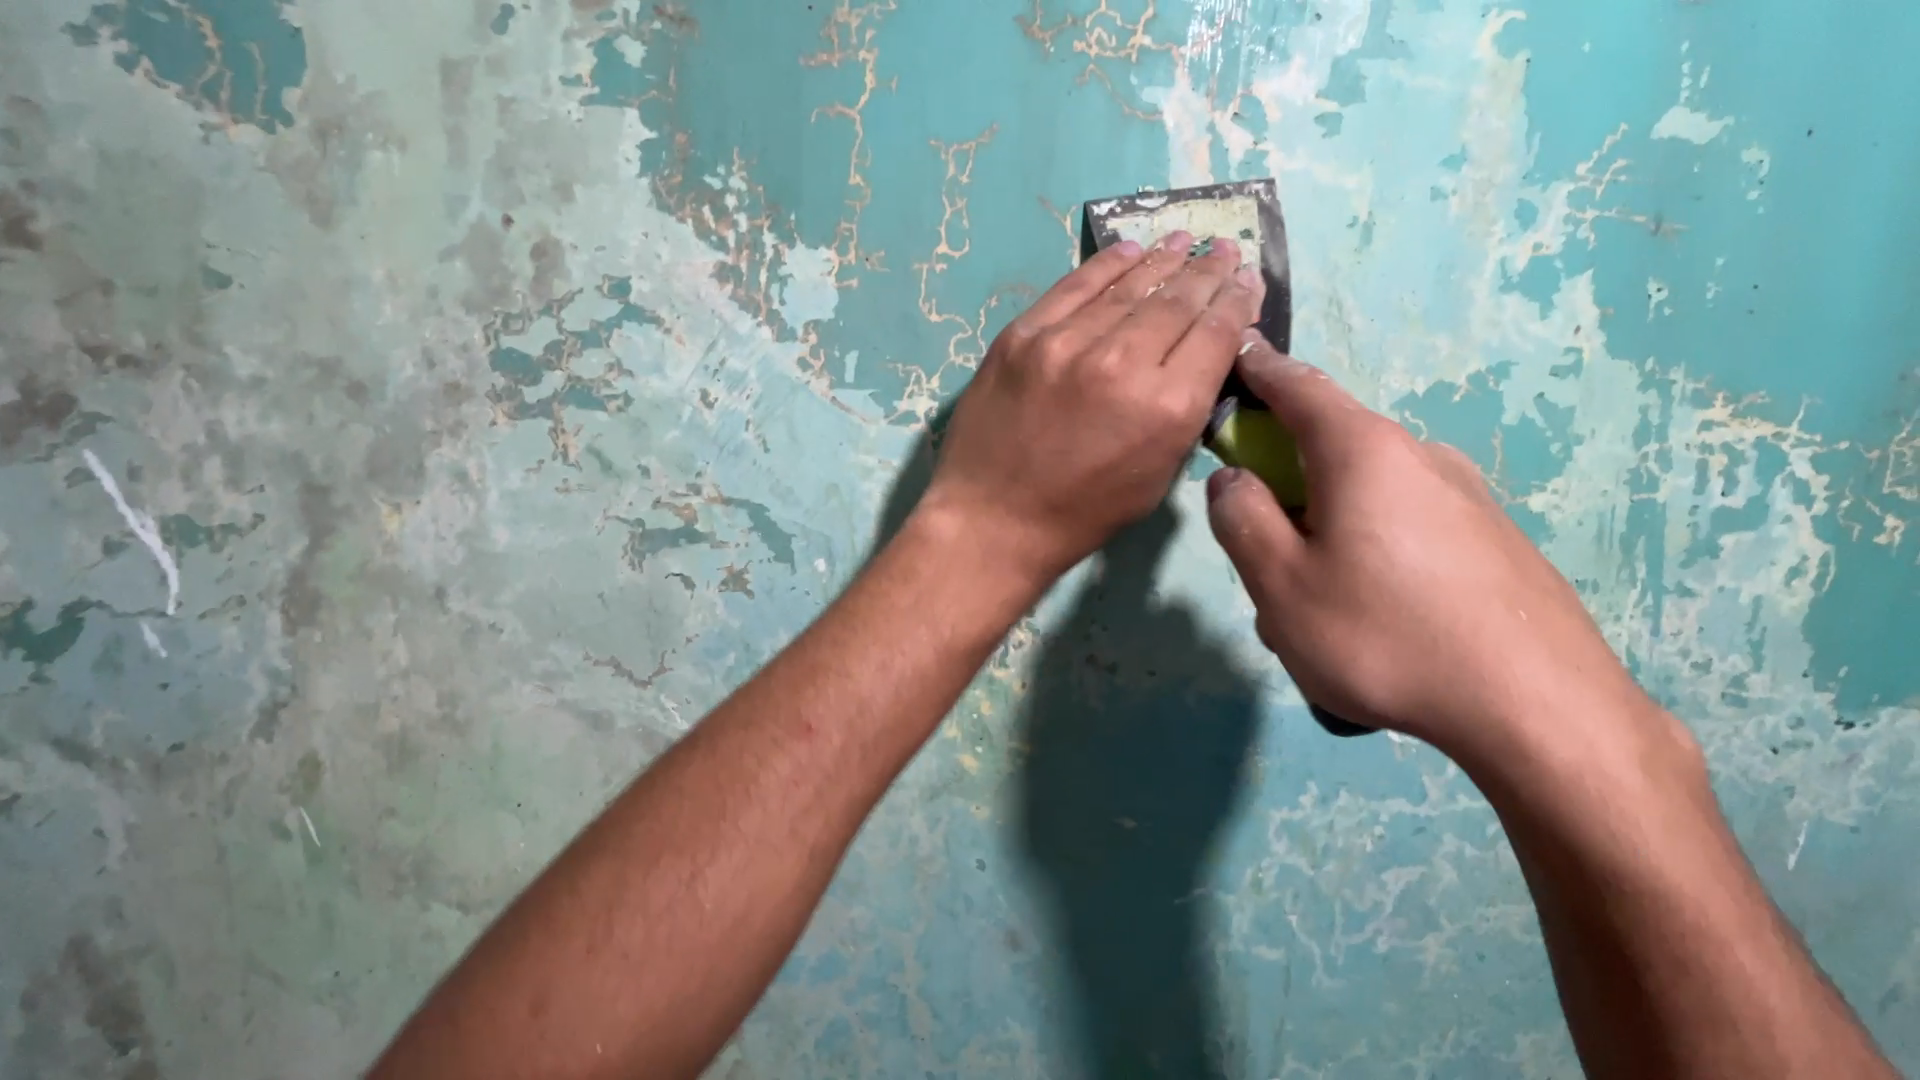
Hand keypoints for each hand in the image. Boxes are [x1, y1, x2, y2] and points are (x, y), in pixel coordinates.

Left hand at [917, 231, 1263, 582]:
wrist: (992, 518)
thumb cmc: (1082, 513)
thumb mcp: (1157, 478)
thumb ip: (1186, 412)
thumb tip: (1203, 356)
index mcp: (1166, 407)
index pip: (1216, 333)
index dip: (1237, 300)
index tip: (1247, 280)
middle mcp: (1122, 362)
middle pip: (1177, 300)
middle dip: (1208, 272)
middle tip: (1226, 251)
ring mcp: (1066, 342)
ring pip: (1128, 286)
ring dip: (1162, 260)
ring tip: (1185, 241)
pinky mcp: (1022, 335)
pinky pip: (1074, 286)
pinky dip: (1106, 264)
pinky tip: (1128, 250)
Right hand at [1205, 336, 1662, 762]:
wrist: (1540, 708)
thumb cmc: (1387, 637)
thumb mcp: (1281, 586)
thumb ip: (1242, 520)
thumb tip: (1233, 478)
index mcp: (1362, 451)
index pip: (1298, 386)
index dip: (1259, 370)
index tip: (1238, 355)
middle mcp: (1420, 456)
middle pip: (1330, 451)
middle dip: (1285, 490)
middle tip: (1267, 563)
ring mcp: (1466, 497)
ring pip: (1366, 500)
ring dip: (1326, 535)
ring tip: (1320, 616)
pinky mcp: (1492, 541)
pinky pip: (1405, 530)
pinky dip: (1370, 556)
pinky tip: (1376, 625)